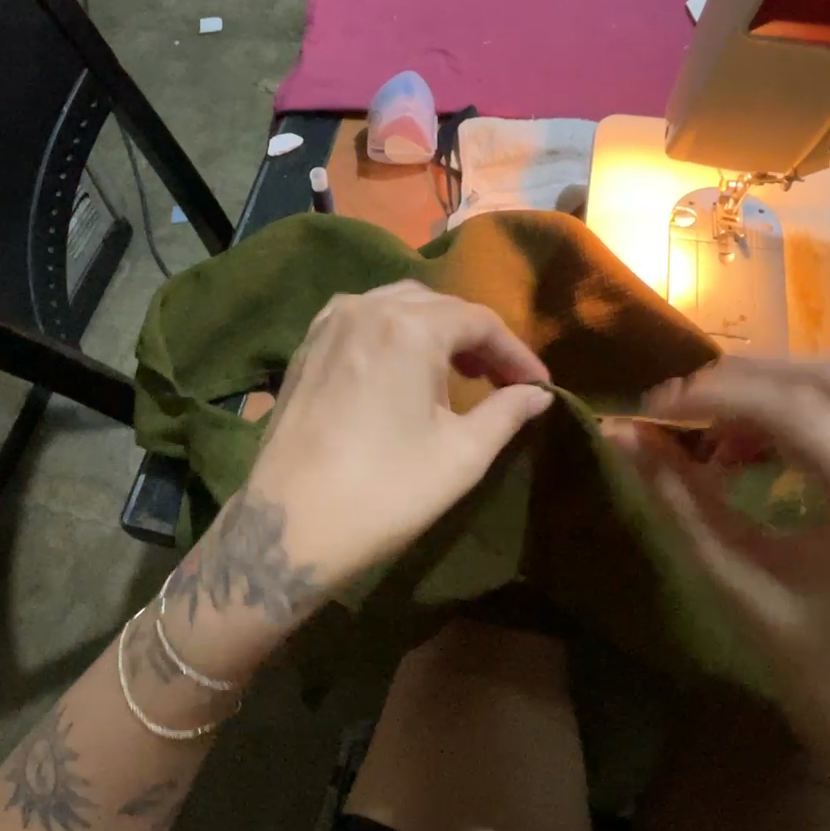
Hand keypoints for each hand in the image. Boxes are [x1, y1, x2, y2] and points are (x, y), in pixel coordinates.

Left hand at [243, 280, 554, 589]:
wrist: (291, 524)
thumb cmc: (385, 491)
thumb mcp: (461, 455)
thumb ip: (506, 413)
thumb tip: (537, 394)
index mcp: (408, 327)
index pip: (479, 321)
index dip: (515, 353)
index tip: (539, 385)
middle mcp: (366, 308)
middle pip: (438, 306)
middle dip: (476, 338)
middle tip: (501, 379)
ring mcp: (329, 324)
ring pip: (397, 305)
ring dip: (434, 329)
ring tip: (458, 370)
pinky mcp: (307, 346)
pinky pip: (362, 318)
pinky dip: (393, 331)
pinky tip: (403, 366)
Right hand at [605, 359, 829, 776]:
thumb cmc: (813, 667)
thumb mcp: (733, 581)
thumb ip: (677, 497)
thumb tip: (620, 433)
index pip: (799, 413)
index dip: (718, 395)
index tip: (656, 407)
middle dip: (745, 380)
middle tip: (681, 406)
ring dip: (775, 390)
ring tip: (716, 426)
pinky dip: (804, 410)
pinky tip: (760, 443)